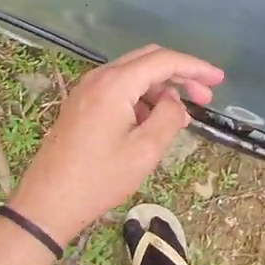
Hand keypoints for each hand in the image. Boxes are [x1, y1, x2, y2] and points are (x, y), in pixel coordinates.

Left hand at [6, 45, 225, 244]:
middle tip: (205, 95)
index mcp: (115, 84)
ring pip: (134, 74)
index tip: (219, 79)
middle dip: (180, 74)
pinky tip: (153, 121)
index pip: (164, 60)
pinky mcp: (81, 104)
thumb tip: (175, 102)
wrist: (46, 204)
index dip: (195, 66)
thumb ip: (168, 119)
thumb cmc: (98, 179)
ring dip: (161, 87)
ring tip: (181, 115)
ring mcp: (87, 89)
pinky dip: (142, 96)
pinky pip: (119, 88)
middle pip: (149, 60)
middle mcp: (100, 77)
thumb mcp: (144, 152)